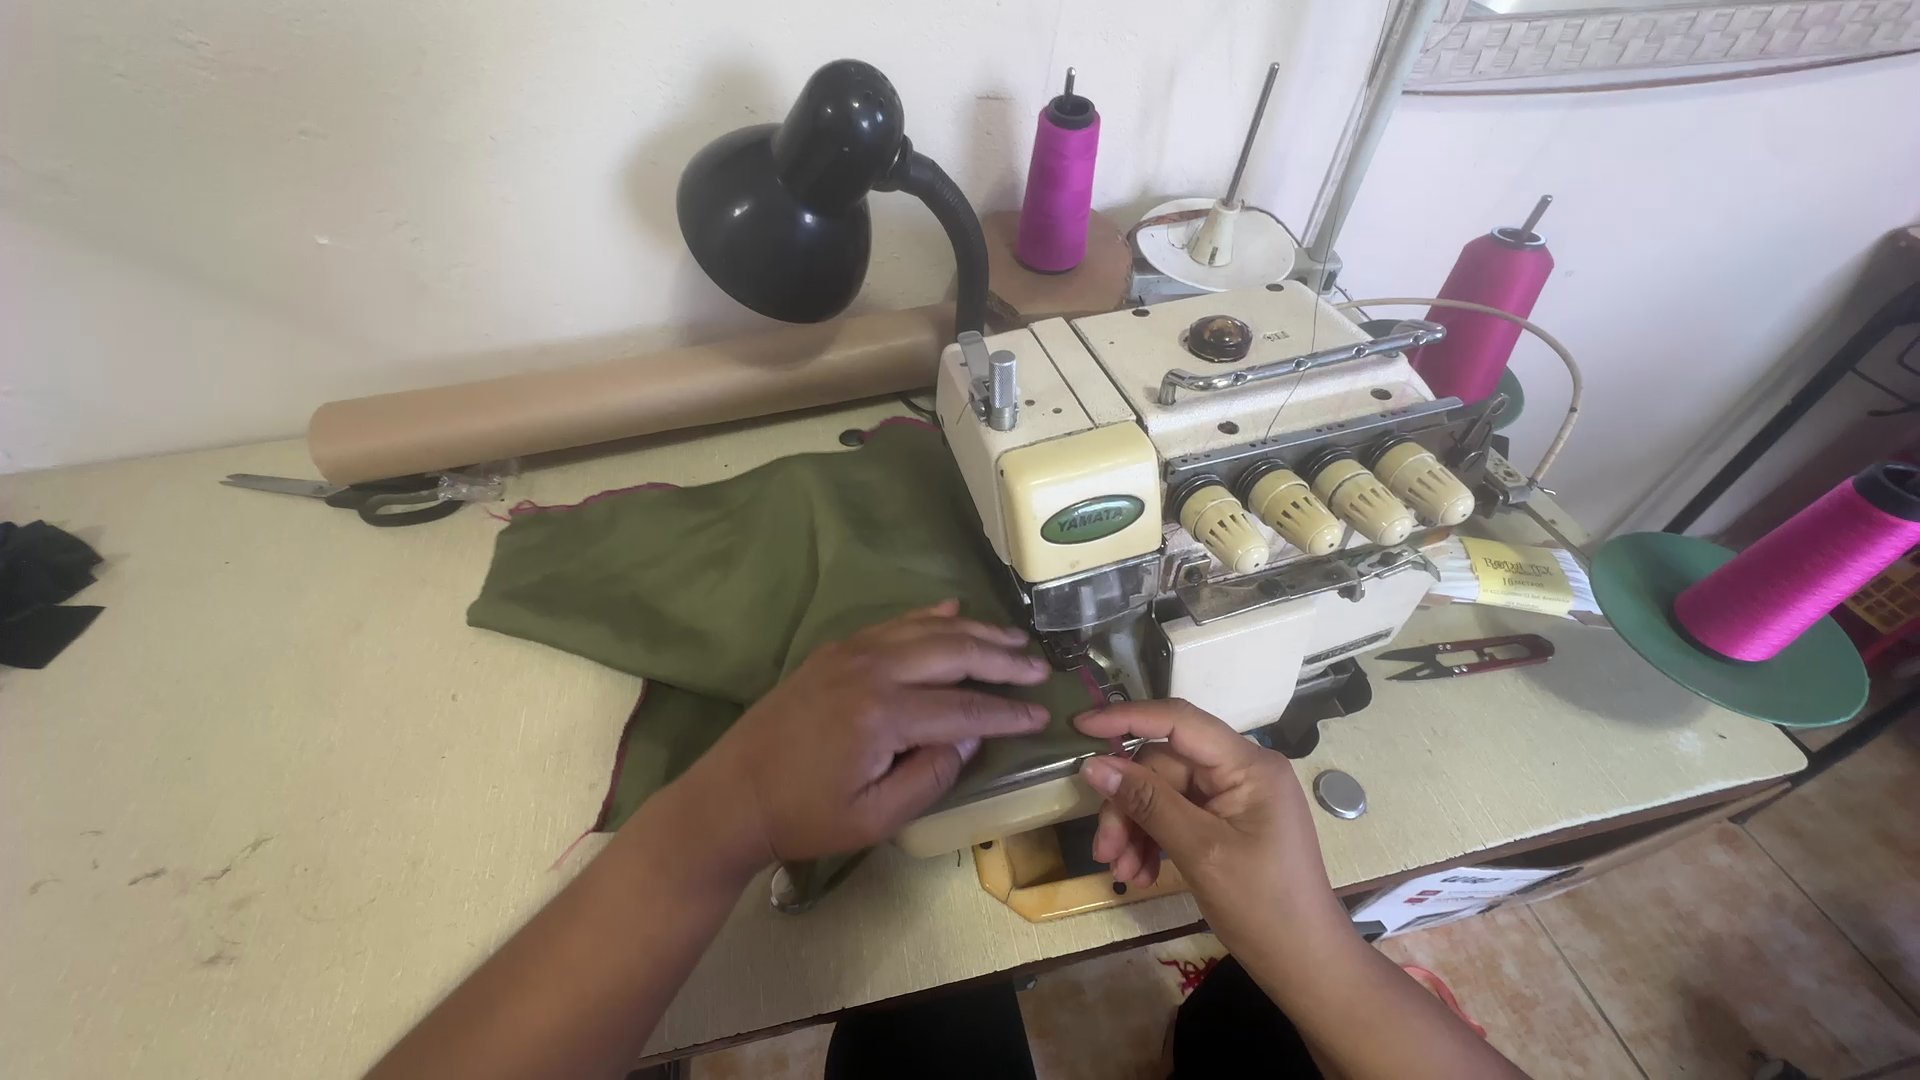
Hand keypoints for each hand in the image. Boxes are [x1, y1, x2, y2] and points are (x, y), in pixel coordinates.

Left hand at [677, 600, 1052, 867]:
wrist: (734, 794)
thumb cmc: (806, 815)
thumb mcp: (875, 818)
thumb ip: (931, 777)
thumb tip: (970, 739)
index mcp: (883, 715)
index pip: (964, 709)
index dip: (1007, 713)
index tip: (1041, 714)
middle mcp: (872, 670)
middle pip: (953, 653)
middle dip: (1002, 659)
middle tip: (1038, 667)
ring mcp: (852, 652)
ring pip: (927, 630)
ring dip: (975, 632)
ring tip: (1013, 638)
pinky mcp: (836, 649)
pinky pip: (894, 623)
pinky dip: (929, 616)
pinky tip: (954, 610)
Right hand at [1075, 701, 1348, 955]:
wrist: (1308, 969)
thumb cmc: (1264, 908)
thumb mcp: (1200, 852)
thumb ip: (1147, 802)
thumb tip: (1094, 766)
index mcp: (1248, 764)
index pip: (1178, 720)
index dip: (1126, 717)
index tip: (1081, 727)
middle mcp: (1241, 769)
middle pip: (1163, 765)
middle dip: (1127, 803)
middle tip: (1103, 848)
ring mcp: (1233, 795)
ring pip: (1162, 791)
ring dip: (1135, 827)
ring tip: (1119, 869)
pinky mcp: (1225, 820)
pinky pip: (1175, 814)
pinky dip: (1152, 839)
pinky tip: (1138, 873)